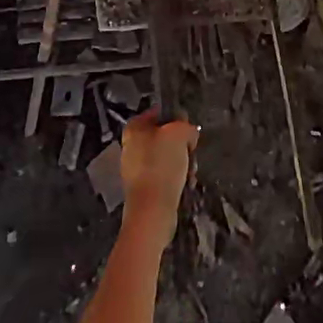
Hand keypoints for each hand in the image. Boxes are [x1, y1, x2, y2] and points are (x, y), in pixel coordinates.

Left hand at [119, 109, 198, 239]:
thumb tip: (189, 133)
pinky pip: (164, 174)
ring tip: (190, 170)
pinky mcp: (144, 187)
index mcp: (134, 128)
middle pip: (165, 135)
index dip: (176, 118)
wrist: (152, 210)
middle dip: (182, 144)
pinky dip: (176, 177)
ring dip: (183, 161)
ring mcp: (136, 168)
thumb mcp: (180, 133)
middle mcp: (131, 146)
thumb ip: (187, 126)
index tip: (188, 128)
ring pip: (167, 156)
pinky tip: (186, 183)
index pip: (159, 112)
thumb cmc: (162, 165)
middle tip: (190, 150)